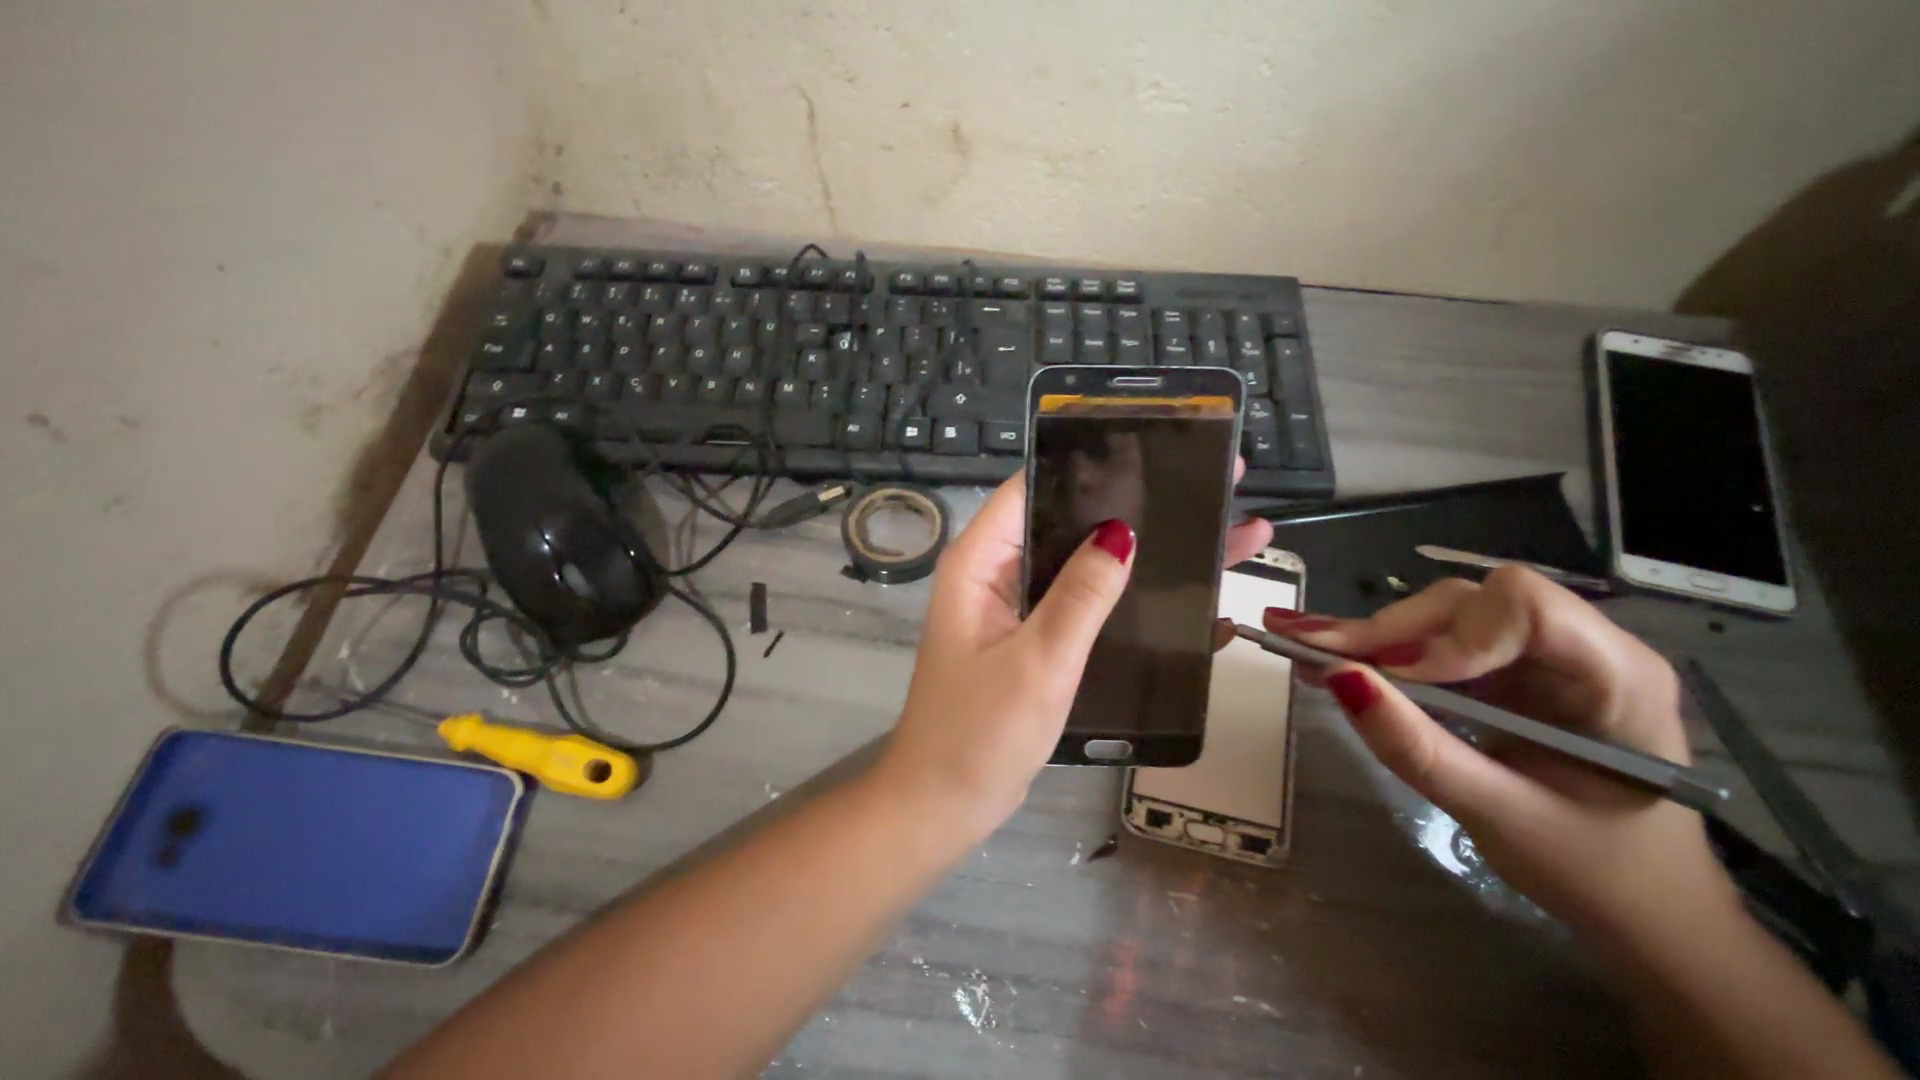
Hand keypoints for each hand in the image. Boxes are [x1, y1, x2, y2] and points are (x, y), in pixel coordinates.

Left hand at [878, 466, 1272, 835]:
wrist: (945, 806)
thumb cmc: (979, 733)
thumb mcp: (1037, 661)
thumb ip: (1080, 595)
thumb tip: (1123, 531)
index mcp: (981, 563)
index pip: (1033, 489)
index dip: (1091, 464)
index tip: (1157, 448)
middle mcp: (998, 576)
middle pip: (1071, 523)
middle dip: (1137, 507)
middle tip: (1216, 487)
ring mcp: (1019, 611)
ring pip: (1088, 567)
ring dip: (1147, 555)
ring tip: (1230, 536)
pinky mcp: (1037, 643)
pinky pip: (1089, 608)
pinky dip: (1134, 602)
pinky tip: (1198, 604)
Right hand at [1267, 566, 1738, 944]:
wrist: (1644, 909)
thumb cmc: (1594, 871)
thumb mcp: (1500, 816)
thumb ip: (1419, 748)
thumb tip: (1337, 678)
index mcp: (1617, 675)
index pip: (1524, 606)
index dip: (1451, 634)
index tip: (1395, 679)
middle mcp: (1582, 646)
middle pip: (1471, 603)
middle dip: (1390, 632)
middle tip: (1310, 653)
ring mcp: (1541, 658)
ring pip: (1445, 618)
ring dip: (1375, 638)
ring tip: (1303, 648)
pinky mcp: (1509, 674)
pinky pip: (1440, 646)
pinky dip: (1384, 654)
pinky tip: (1330, 654)